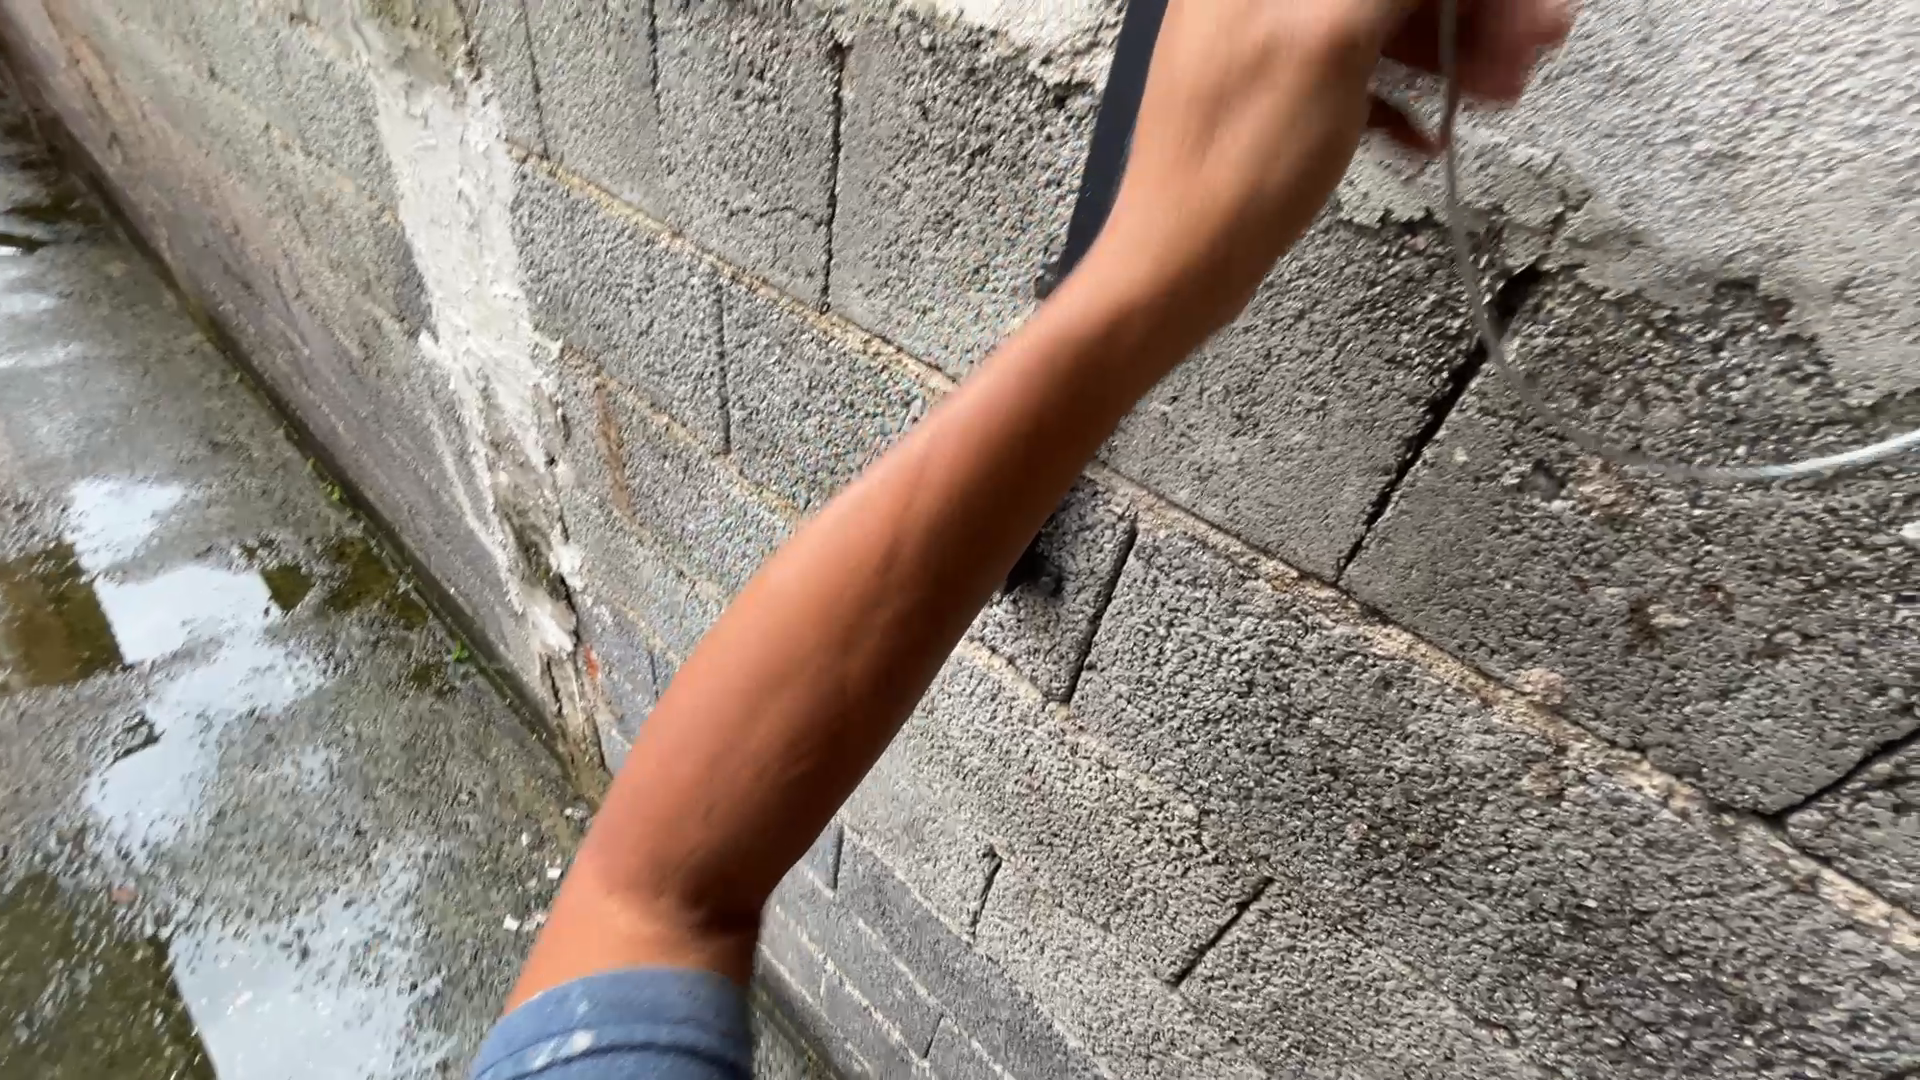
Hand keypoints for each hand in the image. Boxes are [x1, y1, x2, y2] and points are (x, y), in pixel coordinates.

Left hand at [1078, 0, 1570, 345]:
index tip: (1510, 6)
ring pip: (1373, 27)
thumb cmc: (1238, 163)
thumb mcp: (1332, 37)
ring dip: (1448, 53)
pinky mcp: (1266, 110)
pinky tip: (1431, 135)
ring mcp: (1258, 53)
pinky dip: (1395, 101)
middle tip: (1536, 42)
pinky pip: (1345, 82)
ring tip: (1503, 92)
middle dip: (1466, 8)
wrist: (1176, 271)